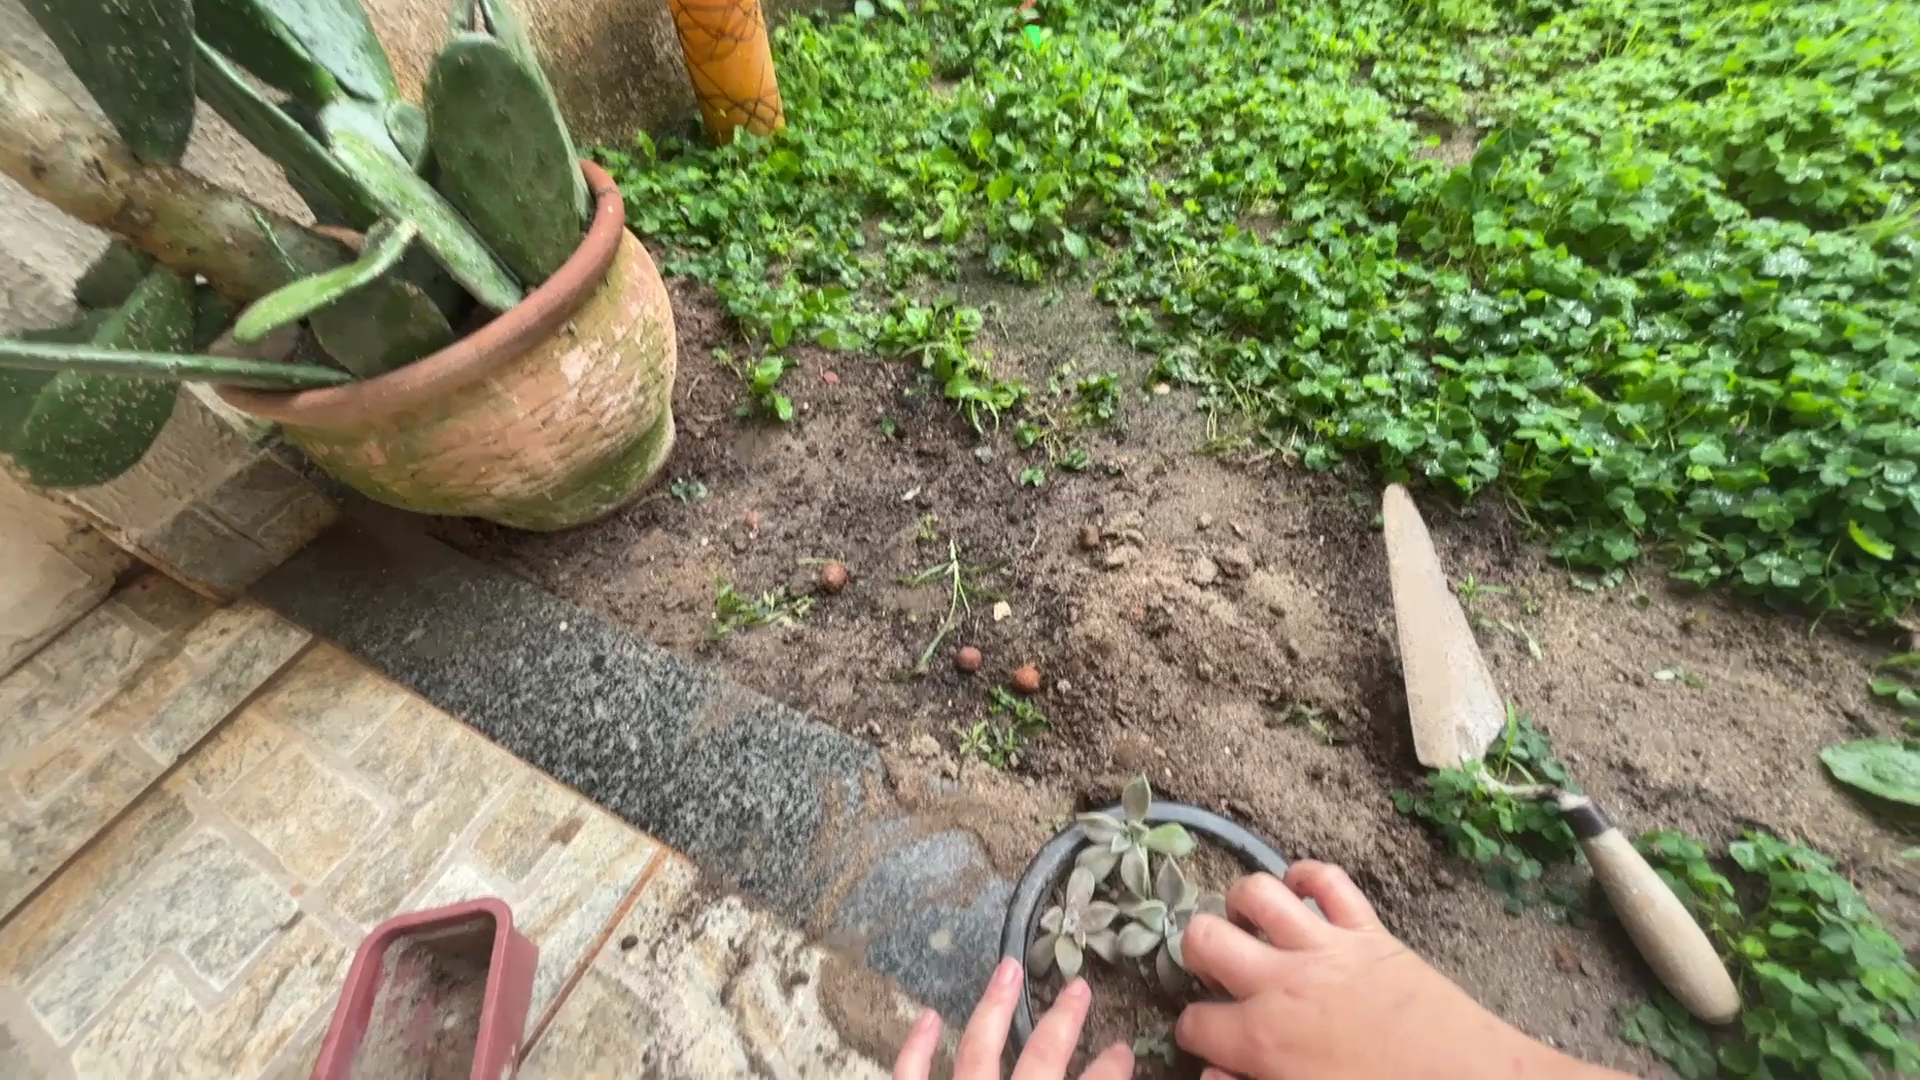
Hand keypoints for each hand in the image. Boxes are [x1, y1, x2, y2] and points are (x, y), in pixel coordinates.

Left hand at [893, 956, 1134, 1079]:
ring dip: (994, 1009)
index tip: (1124, 1049)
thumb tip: (1108, 1067)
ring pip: (977, 1054)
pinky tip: (929, 1017)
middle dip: (1062, 1025)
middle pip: (1040, 1065)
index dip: (1109, 1073)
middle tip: (1080, 988)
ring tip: (1009, 968)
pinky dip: (916, 1050)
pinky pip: (909, 1079)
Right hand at [1176, 862, 1627, 1079]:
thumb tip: (1210, 1075)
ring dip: (1242, 905)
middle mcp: (1282, 982)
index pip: (1197, 1022)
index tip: (1201, 1036)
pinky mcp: (1367, 930)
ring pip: (1256, 894)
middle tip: (1217, 971)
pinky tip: (1300, 891)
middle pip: (1203, 936)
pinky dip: (1307, 876)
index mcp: (1267, 1040)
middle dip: (1193, 949)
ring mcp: (1325, 948)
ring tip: (1250, 925)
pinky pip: (1327, 880)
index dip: (1191, 1031)